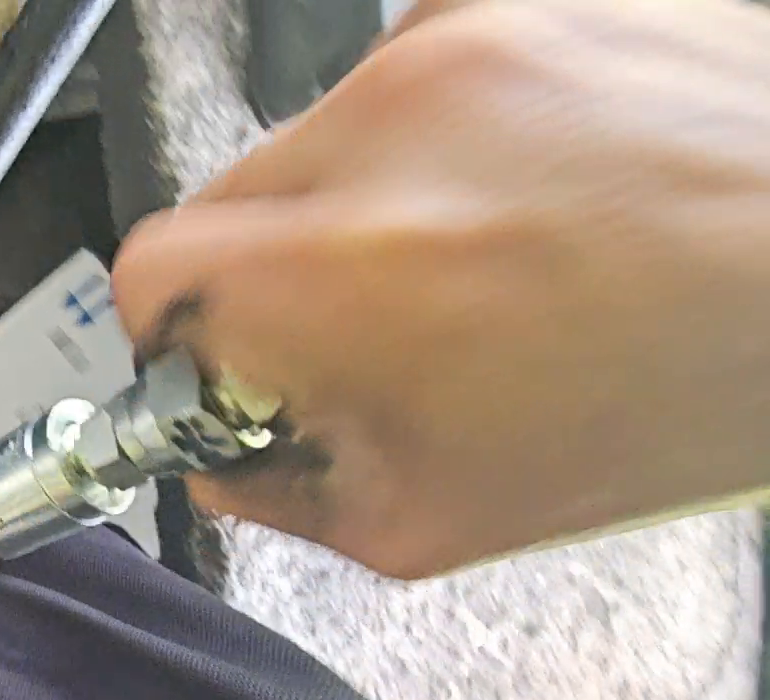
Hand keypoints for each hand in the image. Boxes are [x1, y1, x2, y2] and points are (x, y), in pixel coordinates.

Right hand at [112, 0, 769, 577]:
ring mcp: (460, 46)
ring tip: (438, 250)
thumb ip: (274, 497)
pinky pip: (390, 82)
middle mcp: (387, 132)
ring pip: (298, 147)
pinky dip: (411, 140)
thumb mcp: (428, 516)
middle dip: (244, 275)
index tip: (196, 345)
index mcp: (341, 274)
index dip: (157, 320)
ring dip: (332, 210)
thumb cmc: (687, 396)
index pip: (149, 268)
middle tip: (325, 320)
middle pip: (214, 207)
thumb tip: (212, 463)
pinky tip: (491, 182)